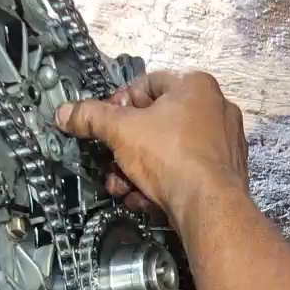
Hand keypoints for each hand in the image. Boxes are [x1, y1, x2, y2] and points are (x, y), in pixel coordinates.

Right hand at [55, 70, 249, 229]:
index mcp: (196, 86)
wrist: (209, 206)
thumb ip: (91, 117)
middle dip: (126, 149)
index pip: (147, 84)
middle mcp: (216, 109)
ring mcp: (223, 143)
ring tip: (124, 187)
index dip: (120, 103)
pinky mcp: (224, 174)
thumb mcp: (120, 131)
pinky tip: (146, 199)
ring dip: (138, 171)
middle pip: (156, 124)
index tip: (105, 123)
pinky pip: (185, 172)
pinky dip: (163, 184)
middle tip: (111, 163)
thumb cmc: (170, 156)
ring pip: (168, 152)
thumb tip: (65, 113)